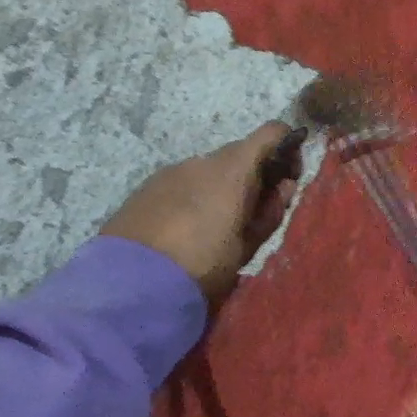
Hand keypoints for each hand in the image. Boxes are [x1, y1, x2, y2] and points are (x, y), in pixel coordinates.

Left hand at [101, 122, 303, 298]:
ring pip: (209, 170)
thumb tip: (282, 187)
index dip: (288, 148)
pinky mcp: (145, 188)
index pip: (273, 133)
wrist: (128, 283)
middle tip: (254, 212)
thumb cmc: (202, 265)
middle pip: (240, 153)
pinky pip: (183, 183)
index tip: (288, 178)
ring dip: (222, 187)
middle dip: (254, 174)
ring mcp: (170, 172)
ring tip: (215, 226)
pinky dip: (194, 196)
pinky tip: (185, 228)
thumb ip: (270, 211)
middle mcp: (202, 161)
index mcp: (234, 169)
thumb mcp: (248, 245)